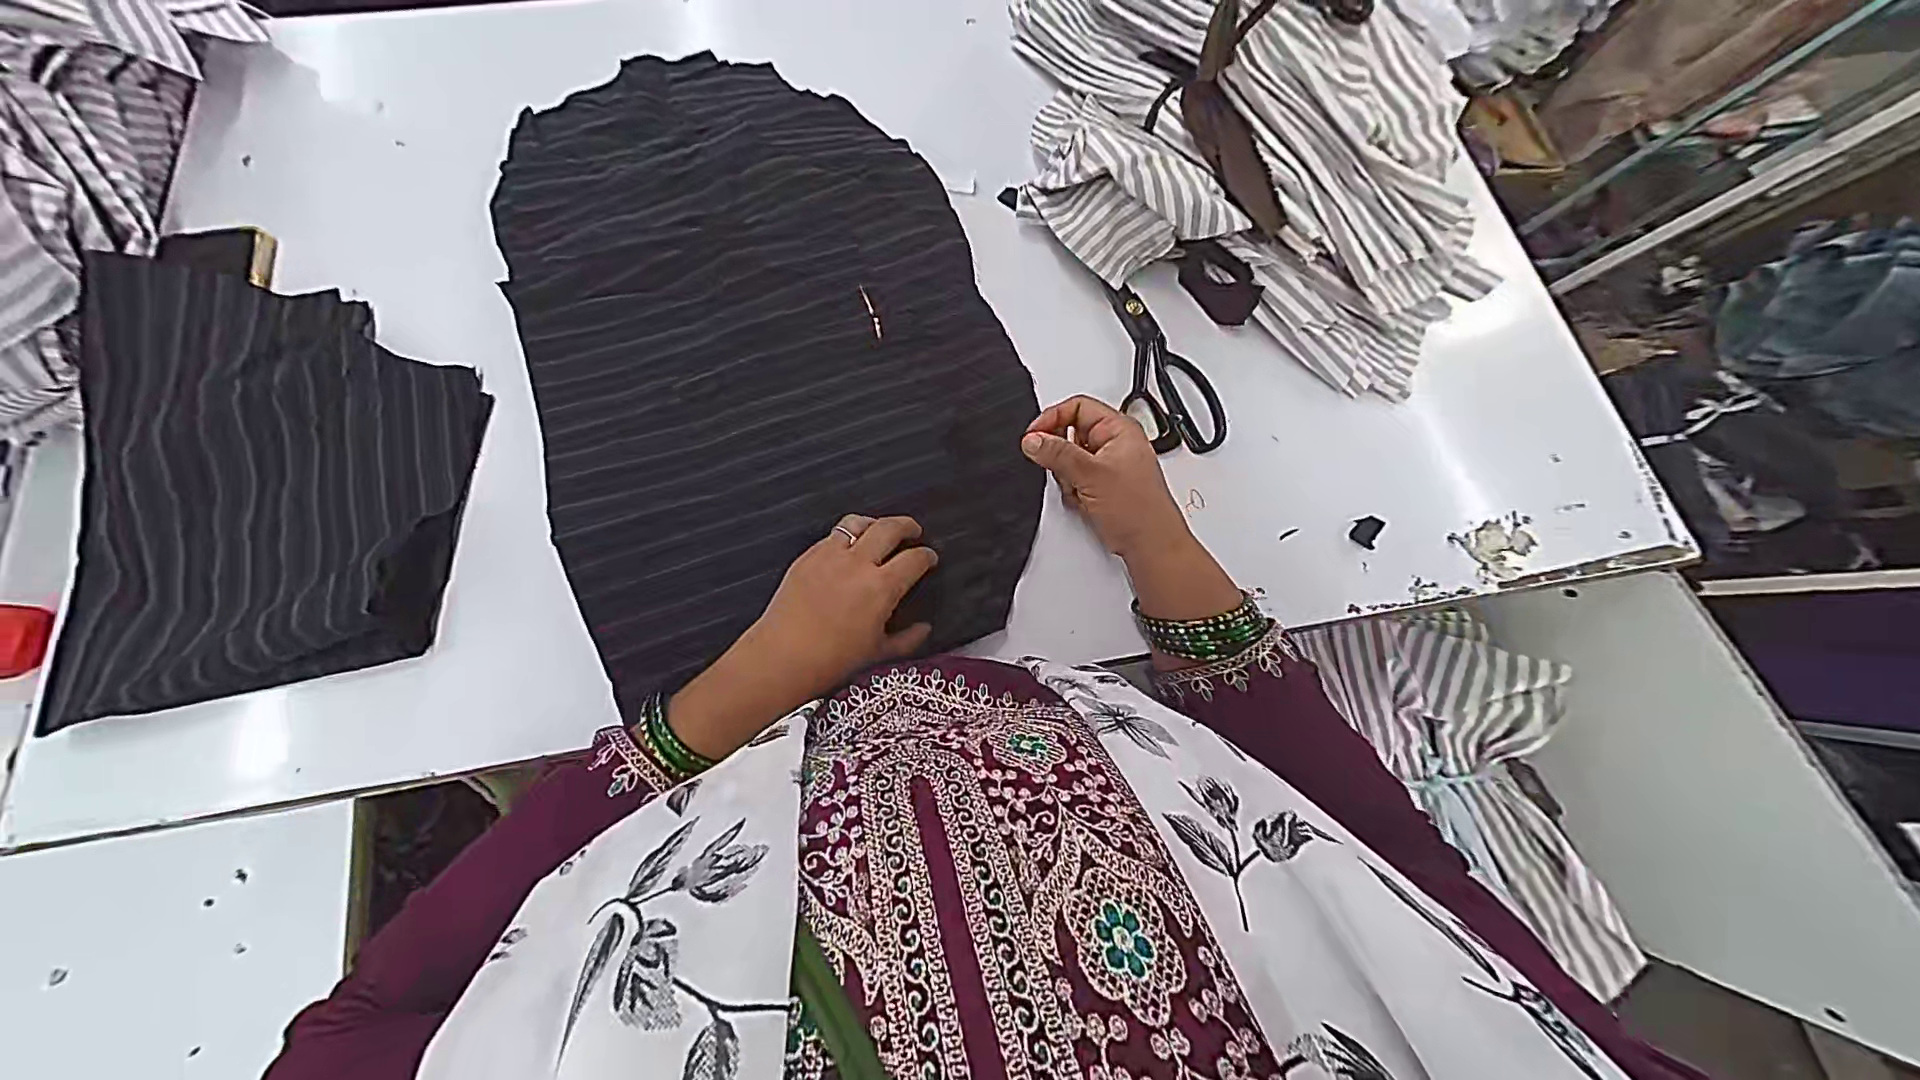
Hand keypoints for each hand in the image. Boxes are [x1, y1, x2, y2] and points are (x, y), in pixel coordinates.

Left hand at [667, 515, 937, 758]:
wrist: (781, 658)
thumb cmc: (831, 661)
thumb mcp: (879, 654)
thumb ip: (908, 639)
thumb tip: (923, 629)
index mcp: (881, 587)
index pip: (914, 558)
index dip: (927, 556)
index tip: (929, 558)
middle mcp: (857, 564)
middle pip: (889, 528)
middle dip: (907, 526)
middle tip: (913, 531)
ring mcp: (829, 556)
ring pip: (857, 523)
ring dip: (874, 523)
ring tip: (880, 530)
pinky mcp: (806, 558)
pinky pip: (831, 536)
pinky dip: (846, 536)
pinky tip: (848, 548)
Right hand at [1020, 395, 1191, 559]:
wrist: (1149, 544)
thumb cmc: (1139, 509)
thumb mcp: (1090, 474)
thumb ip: (1057, 453)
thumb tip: (1033, 439)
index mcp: (1119, 429)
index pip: (1077, 407)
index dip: (1052, 418)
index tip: (1034, 436)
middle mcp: (1115, 444)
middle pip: (1070, 433)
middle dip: (1061, 455)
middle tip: (1065, 470)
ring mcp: (1108, 465)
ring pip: (1070, 459)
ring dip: (1068, 476)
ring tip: (1081, 489)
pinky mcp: (1102, 485)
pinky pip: (1075, 479)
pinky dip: (1073, 490)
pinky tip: (1084, 501)